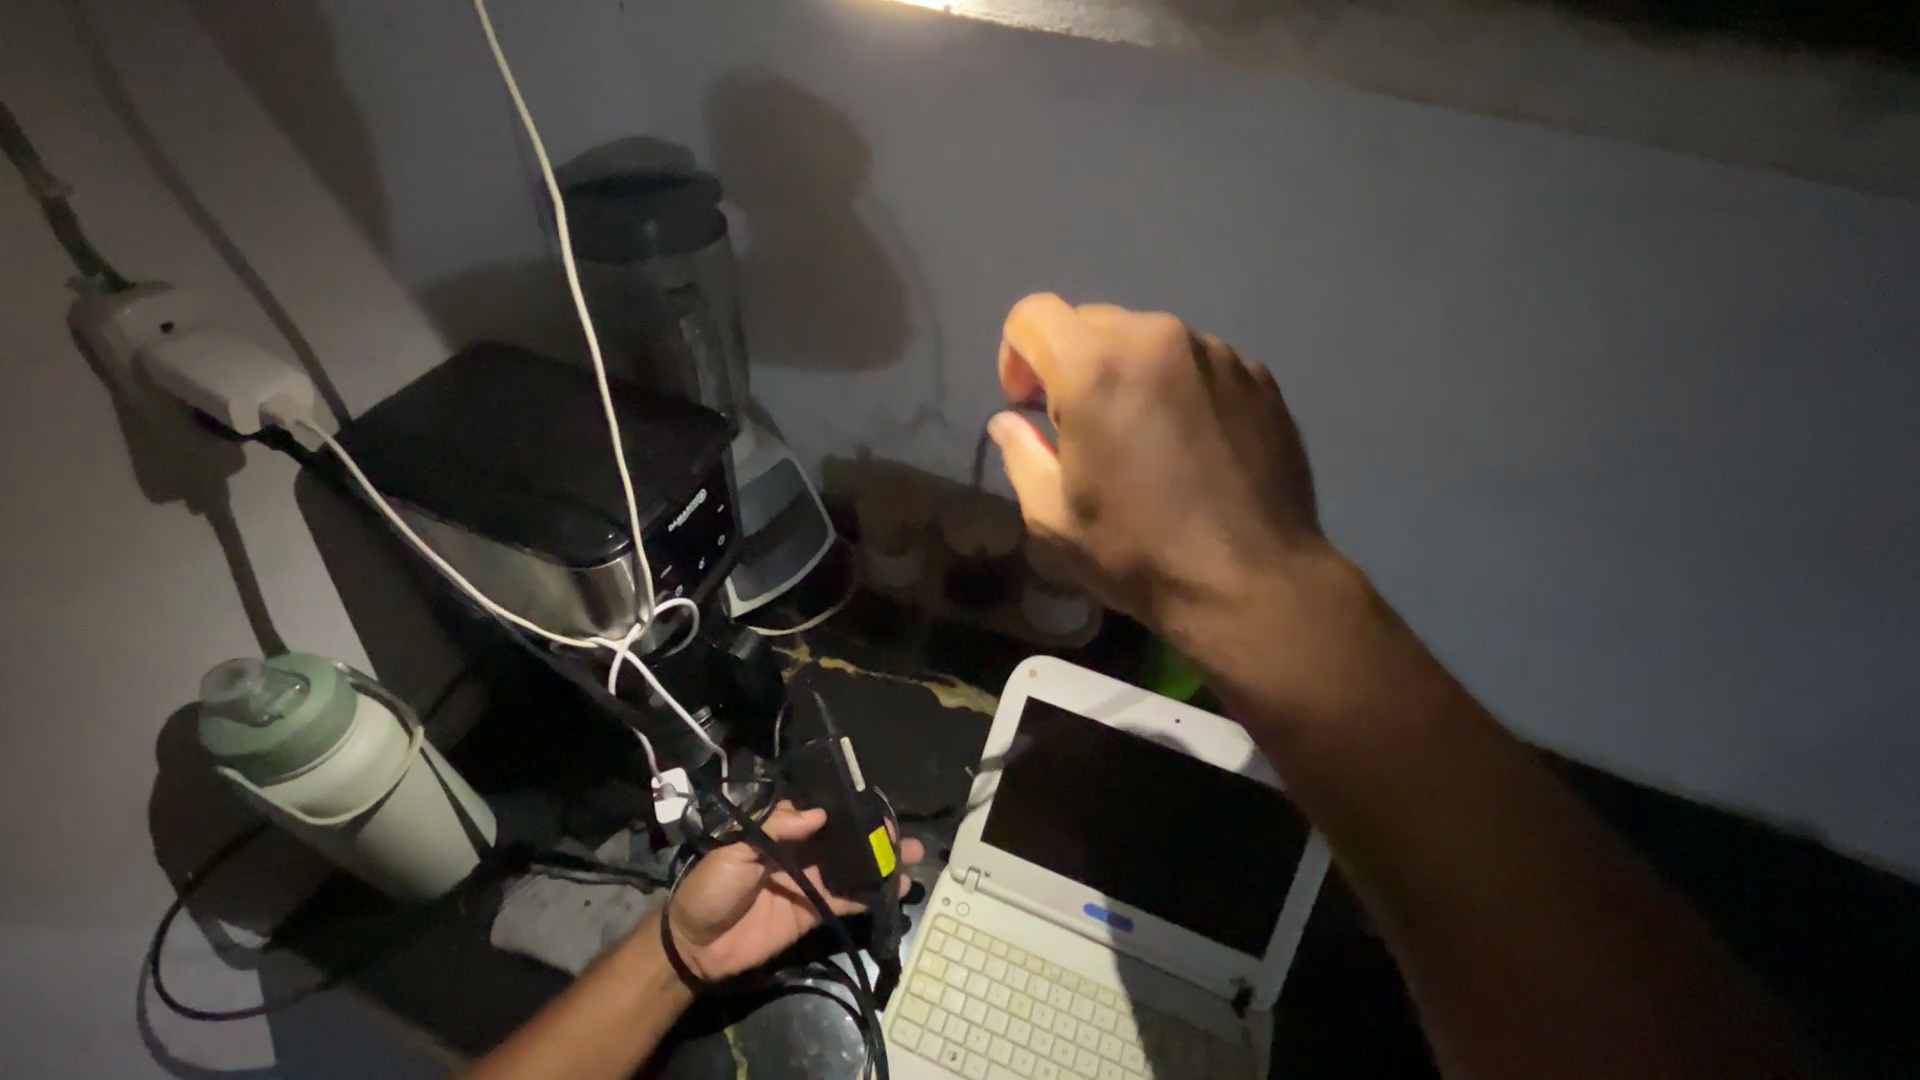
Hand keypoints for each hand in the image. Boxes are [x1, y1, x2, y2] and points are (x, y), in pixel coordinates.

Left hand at [662, 802, 924, 981]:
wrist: (694, 946)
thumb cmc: (709, 887)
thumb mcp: (734, 850)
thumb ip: (775, 828)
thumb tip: (818, 814)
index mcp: (781, 829)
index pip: (821, 811)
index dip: (848, 806)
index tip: (875, 802)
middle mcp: (802, 851)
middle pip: (844, 838)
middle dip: (874, 833)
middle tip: (901, 832)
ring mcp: (811, 882)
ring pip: (852, 867)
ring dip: (881, 861)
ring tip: (911, 855)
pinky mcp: (814, 912)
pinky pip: (847, 900)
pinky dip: (871, 895)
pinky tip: (895, 888)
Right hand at [990, 295, 1416, 728]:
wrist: (1252, 583)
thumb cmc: (1139, 554)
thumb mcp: (1053, 518)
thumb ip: (1021, 454)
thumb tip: (1010, 423)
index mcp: (1095, 369)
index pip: (1033, 314)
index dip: (1015, 355)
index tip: (1027, 405)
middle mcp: (1157, 339)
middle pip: (1090, 322)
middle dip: (1069, 365)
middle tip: (1079, 428)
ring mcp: (1215, 352)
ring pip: (1147, 340)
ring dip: (1127, 375)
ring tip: (1141, 439)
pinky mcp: (1257, 374)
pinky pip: (1195, 362)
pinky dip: (1176, 388)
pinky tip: (1190, 446)